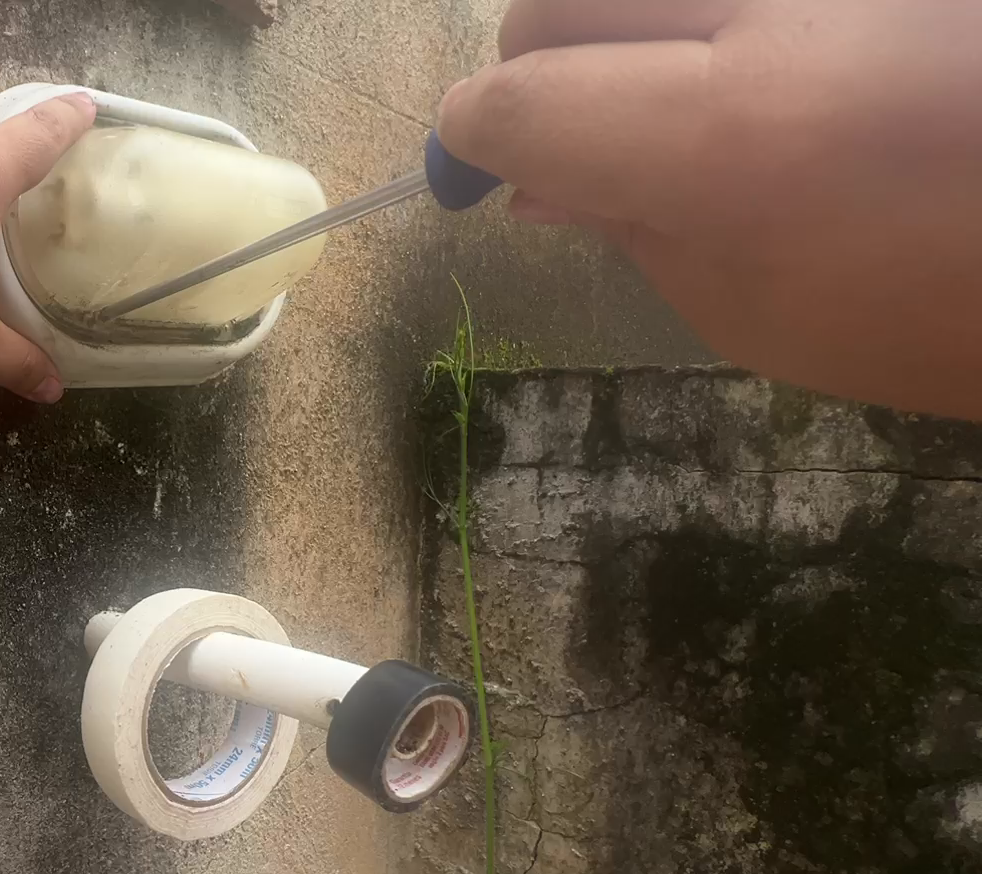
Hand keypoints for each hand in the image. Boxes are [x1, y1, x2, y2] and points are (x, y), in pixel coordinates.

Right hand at [436, 0, 981, 417]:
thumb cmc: (963, 312)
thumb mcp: (749, 306)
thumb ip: (621, 226)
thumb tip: (528, 179)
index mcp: (742, 133)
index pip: (517, 100)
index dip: (474, 133)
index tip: (480, 161)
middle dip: (540, 59)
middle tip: (581, 114)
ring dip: (623, 21)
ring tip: (684, 75)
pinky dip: (715, 19)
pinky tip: (781, 52)